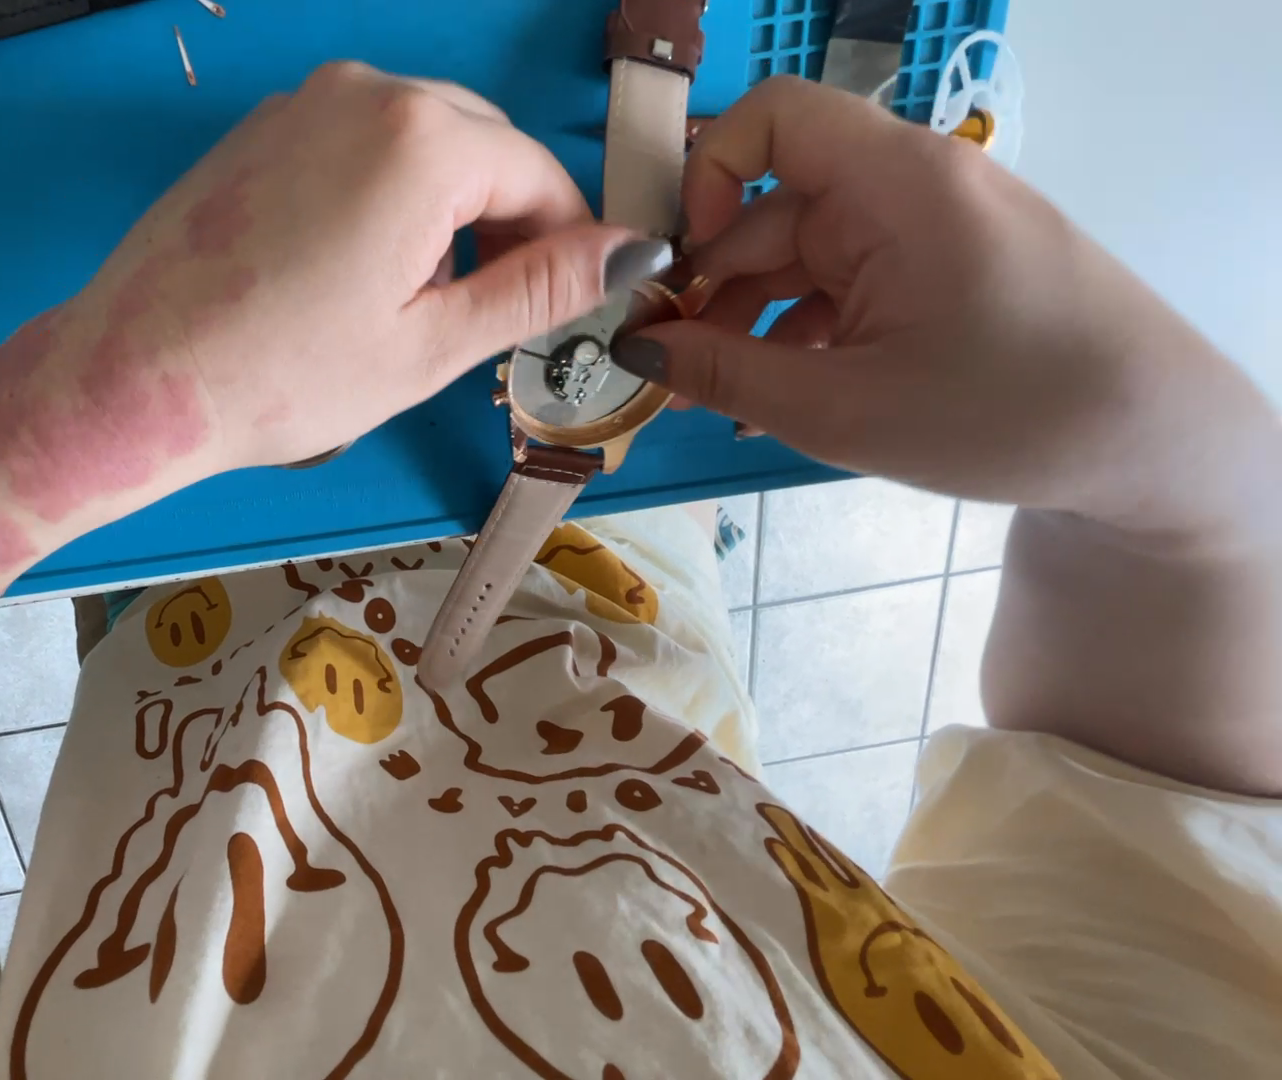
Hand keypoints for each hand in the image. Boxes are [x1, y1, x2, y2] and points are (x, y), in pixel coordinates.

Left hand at [60, 61, 649, 471]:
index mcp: (422, 139)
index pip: (537, 173)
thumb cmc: (284, 378)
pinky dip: (382, 201)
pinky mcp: (261, 130)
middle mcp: (363, 92)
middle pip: (479, 148)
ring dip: (441, 216)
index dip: (564, 241)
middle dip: (501, 226)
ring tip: (406, 303)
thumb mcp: (429, 347)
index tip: (560, 300)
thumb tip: (630, 256)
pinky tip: (350, 272)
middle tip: (479, 314)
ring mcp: (302, 103)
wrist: (138, 378)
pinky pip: (357, 149)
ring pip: (419, 146)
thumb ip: (537, 290)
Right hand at [616, 77, 1275, 538]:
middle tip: (666, 370)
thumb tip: (630, 348)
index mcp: (897, 188)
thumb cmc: (998, 417)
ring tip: (706, 397)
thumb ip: (719, 372)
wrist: (1150, 450)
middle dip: (705, 291)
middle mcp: (905, 190)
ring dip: (740, 325)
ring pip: (792, 260)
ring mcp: (918, 233)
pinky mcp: (927, 272)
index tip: (676, 266)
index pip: (773, 118)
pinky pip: (830, 289)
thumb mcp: (834, 407)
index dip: (704, 176)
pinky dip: (787, 336)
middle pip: (767, 212)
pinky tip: (766, 398)